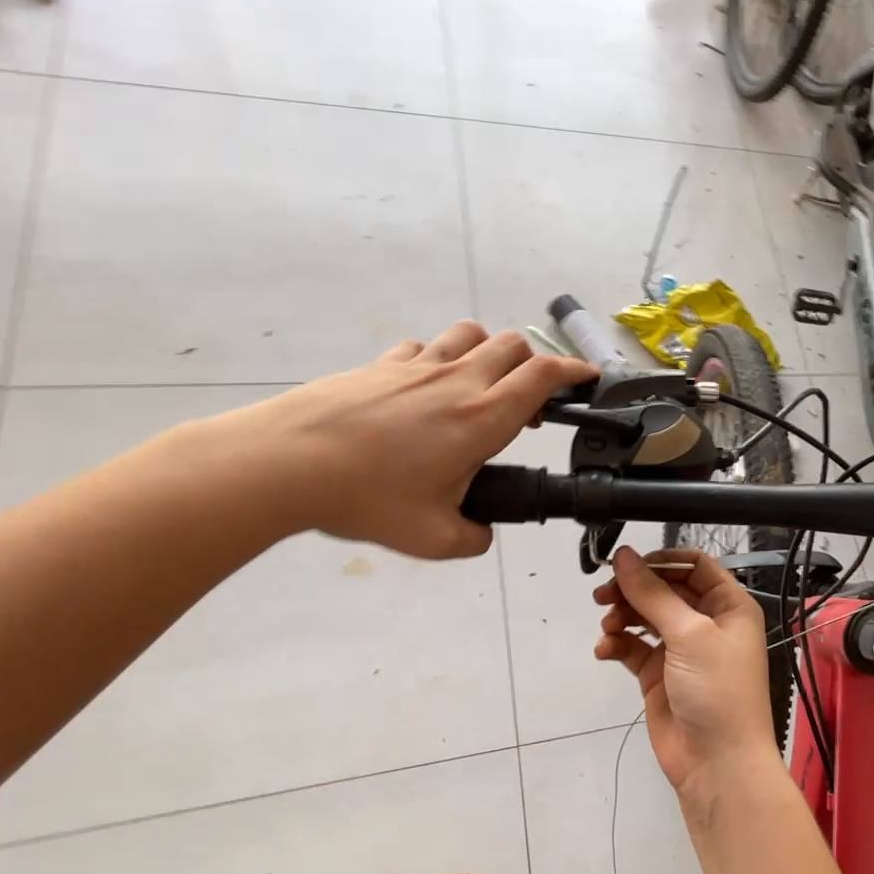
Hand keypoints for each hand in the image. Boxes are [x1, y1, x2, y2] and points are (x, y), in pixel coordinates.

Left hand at [202, 321, 596, 558]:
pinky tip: (426, 390)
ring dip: (490, 352)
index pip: (544, 377)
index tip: (590, 378)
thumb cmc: (365, 499)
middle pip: (514, 346)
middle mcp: (457, 381)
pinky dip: (440, 359)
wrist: (283, 464)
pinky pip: (424, 348)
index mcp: (482, 418)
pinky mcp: (380, 365)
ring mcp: (416, 366)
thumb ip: (473, 538)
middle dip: (536, 365)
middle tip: (533, 400)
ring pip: (471, 334)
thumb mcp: (433, 539)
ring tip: (485, 384)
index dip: (575, 373)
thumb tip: (480, 534)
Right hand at [593, 547, 776, 794]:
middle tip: (603, 595)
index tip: (628, 564)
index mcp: (729, 606)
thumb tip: (624, 555)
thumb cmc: (718, 690)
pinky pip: (634, 648)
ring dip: (623, 615)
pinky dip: (618, 644)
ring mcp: (682, 649)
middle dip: (634, 589)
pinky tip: (605, 650)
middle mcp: (708, 622)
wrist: (718, 762)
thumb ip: (653, 594)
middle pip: (665, 589)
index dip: (662, 561)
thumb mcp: (690, 635)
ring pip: (645, 616)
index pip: (695, 566)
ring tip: (608, 626)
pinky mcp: (659, 675)